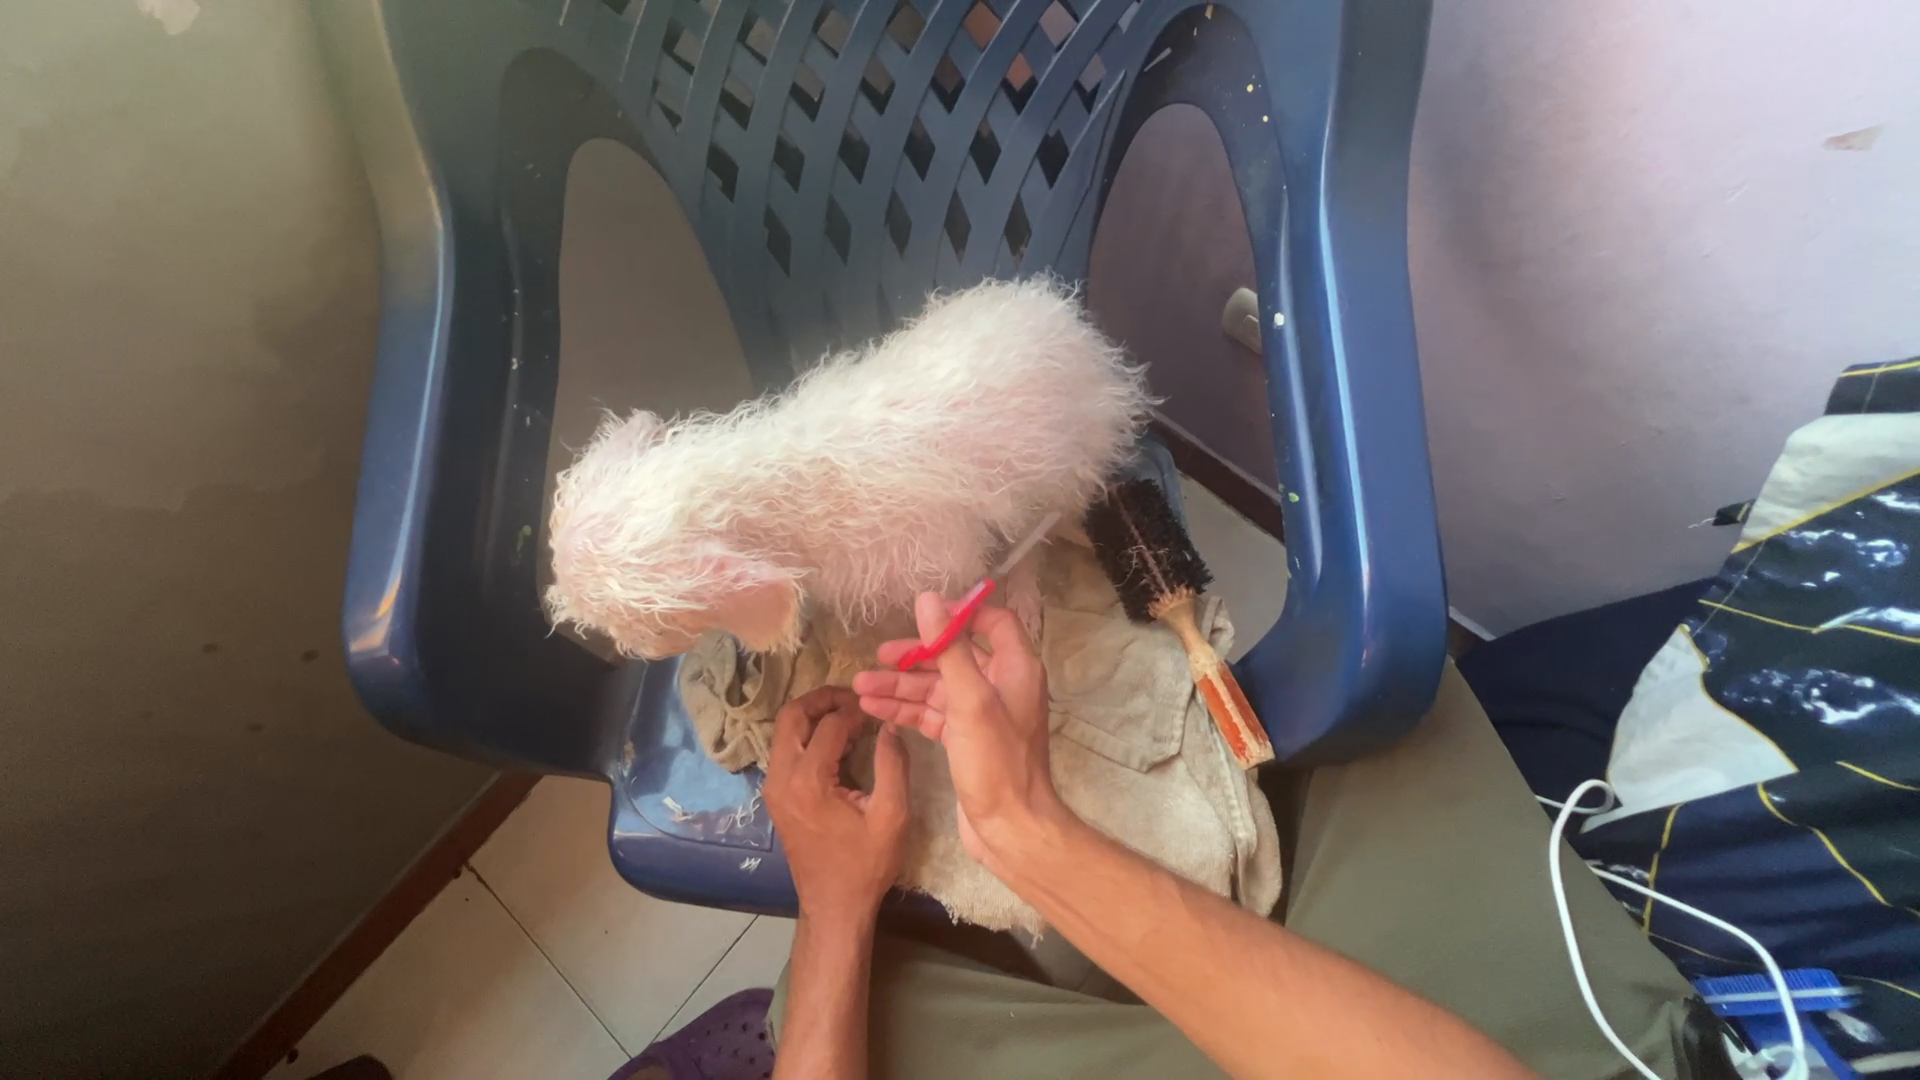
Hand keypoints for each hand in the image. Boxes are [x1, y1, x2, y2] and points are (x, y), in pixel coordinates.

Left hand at [763, 686, 909, 928]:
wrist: (834, 907)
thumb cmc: (865, 865)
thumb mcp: (892, 815)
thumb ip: (893, 764)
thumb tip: (890, 725)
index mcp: (808, 782)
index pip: (830, 724)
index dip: (856, 711)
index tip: (879, 710)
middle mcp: (781, 779)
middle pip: (791, 716)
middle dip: (823, 699)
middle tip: (855, 698)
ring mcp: (773, 788)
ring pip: (784, 731)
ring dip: (814, 715)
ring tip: (849, 716)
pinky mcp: (776, 795)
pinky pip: (786, 749)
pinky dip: (808, 734)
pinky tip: (838, 741)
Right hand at [851, 593, 1066, 873]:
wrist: (1009, 829)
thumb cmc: (997, 762)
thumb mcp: (970, 700)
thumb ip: (949, 648)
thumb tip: (928, 599)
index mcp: (1016, 668)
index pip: (993, 622)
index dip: (960, 614)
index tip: (924, 616)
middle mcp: (1001, 685)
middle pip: (955, 655)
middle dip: (916, 656)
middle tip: (879, 656)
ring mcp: (981, 713)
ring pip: (937, 687)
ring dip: (901, 686)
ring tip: (859, 687)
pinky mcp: (964, 738)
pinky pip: (931, 713)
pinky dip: (905, 709)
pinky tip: (873, 708)